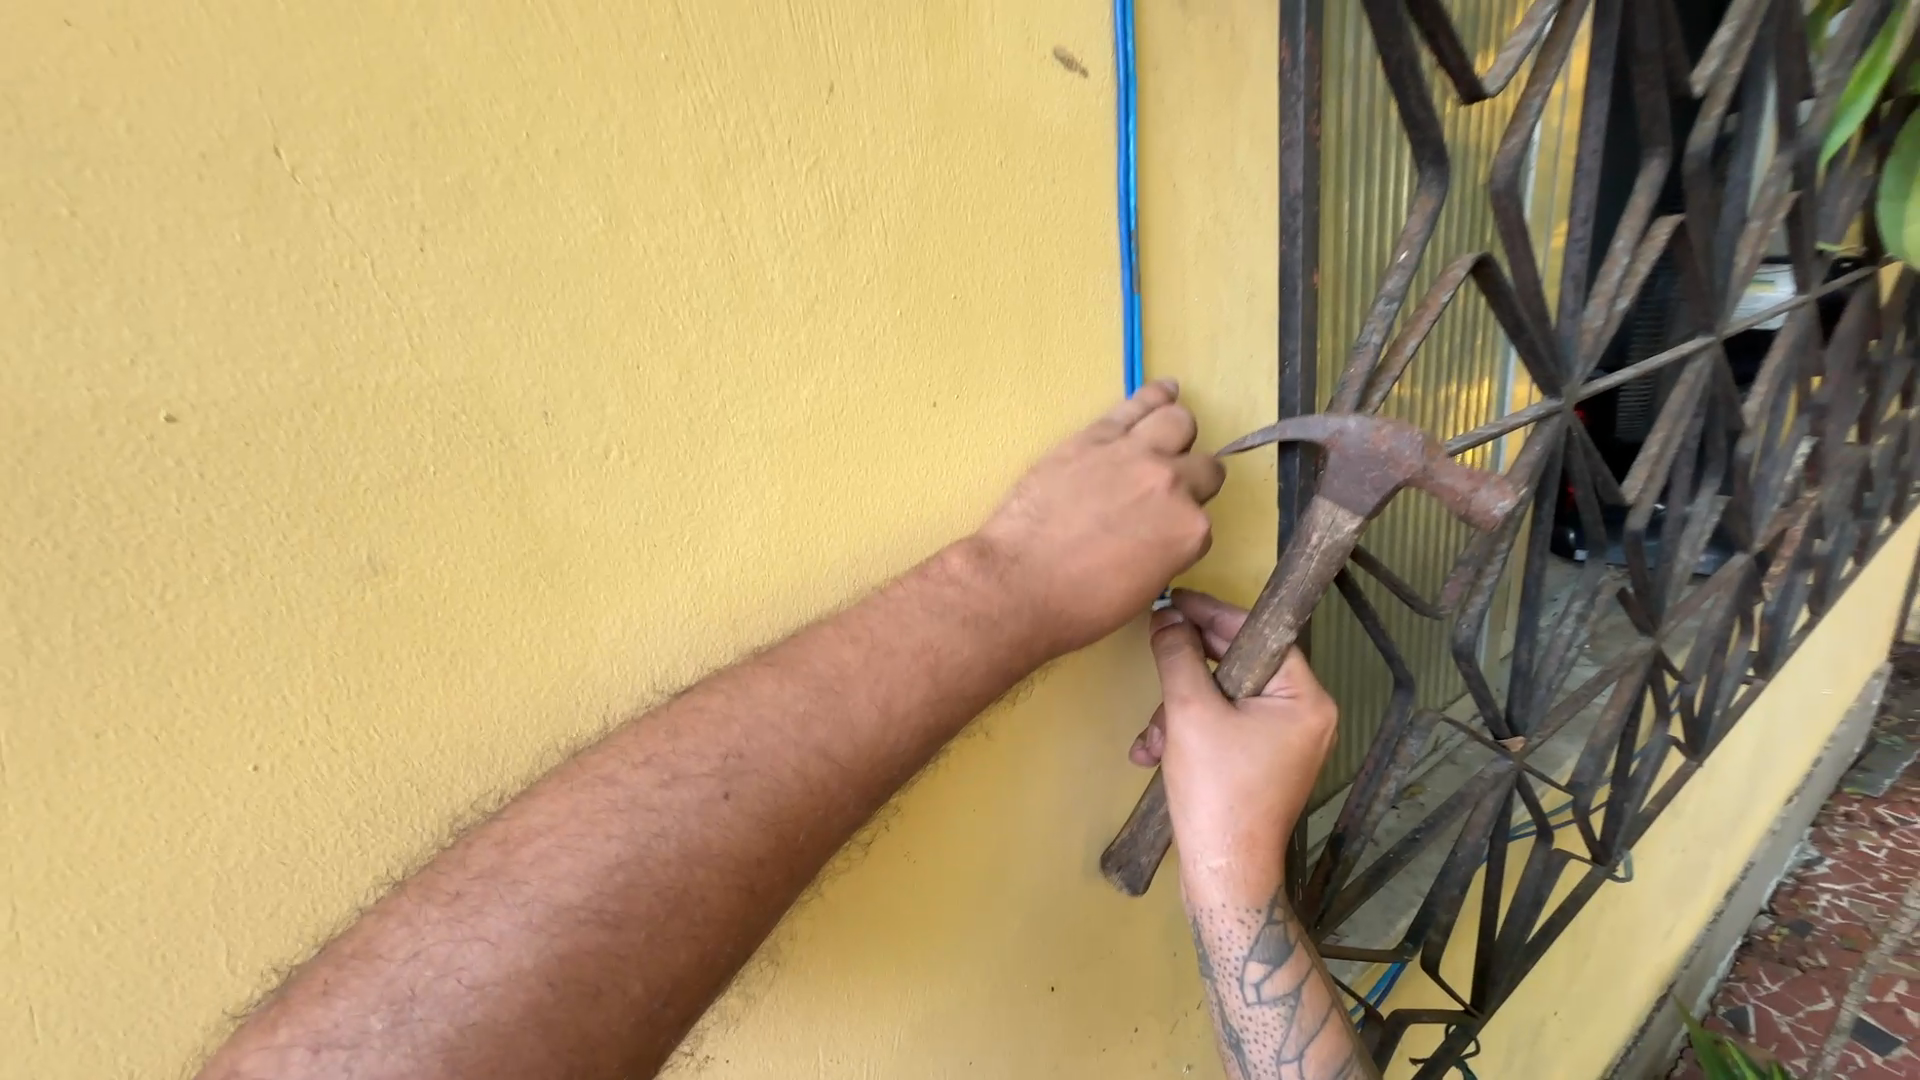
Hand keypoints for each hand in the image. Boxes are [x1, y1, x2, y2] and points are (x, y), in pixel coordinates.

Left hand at [974, 380, 1225, 654]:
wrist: (1018, 583)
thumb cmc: (1078, 604)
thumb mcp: (1141, 588)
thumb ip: (1164, 551)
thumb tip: (1157, 533)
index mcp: (1190, 532)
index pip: (1201, 519)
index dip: (1180, 525)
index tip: (1158, 531)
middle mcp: (1173, 486)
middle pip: (1203, 468)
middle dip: (1188, 480)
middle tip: (1158, 493)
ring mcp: (1135, 455)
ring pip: (1178, 423)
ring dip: (1177, 434)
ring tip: (1166, 437)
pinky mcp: (1095, 437)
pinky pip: (1138, 404)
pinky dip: (1156, 396)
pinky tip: (1166, 391)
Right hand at [1132, 589, 1338, 904]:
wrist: (1223, 874)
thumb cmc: (1216, 788)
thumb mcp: (1189, 710)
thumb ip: (1178, 654)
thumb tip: (1167, 616)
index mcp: (1303, 698)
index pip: (1257, 634)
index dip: (1211, 614)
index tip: (1173, 600)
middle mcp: (1301, 715)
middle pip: (1236, 666)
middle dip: (1185, 673)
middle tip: (1154, 654)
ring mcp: (1280, 742)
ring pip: (1220, 698)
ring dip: (1176, 711)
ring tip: (1151, 739)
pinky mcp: (1257, 763)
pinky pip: (1220, 726)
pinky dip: (1185, 733)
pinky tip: (1154, 754)